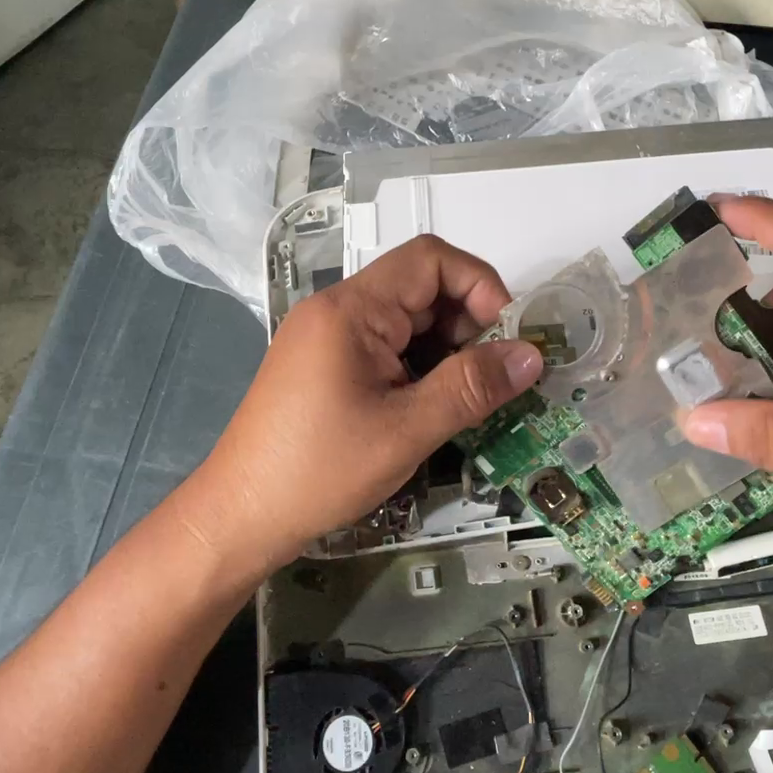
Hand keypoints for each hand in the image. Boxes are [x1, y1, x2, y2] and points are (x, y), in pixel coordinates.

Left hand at [186, 236, 543, 572]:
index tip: (504, 335)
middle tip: (486, 379)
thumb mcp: (407, 430)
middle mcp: (337, 310)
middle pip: (419, 287)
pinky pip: (383, 346)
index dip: (479, 284)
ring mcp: (326, 338)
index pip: (429, 259)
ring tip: (460, 400)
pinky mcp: (323, 365)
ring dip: (443, 350)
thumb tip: (532, 355)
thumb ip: (472, 387)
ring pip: (404, 320)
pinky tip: (427, 407)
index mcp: (352, 309)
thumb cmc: (320, 470)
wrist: (241, 514)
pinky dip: (416, 367)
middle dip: (465, 324)